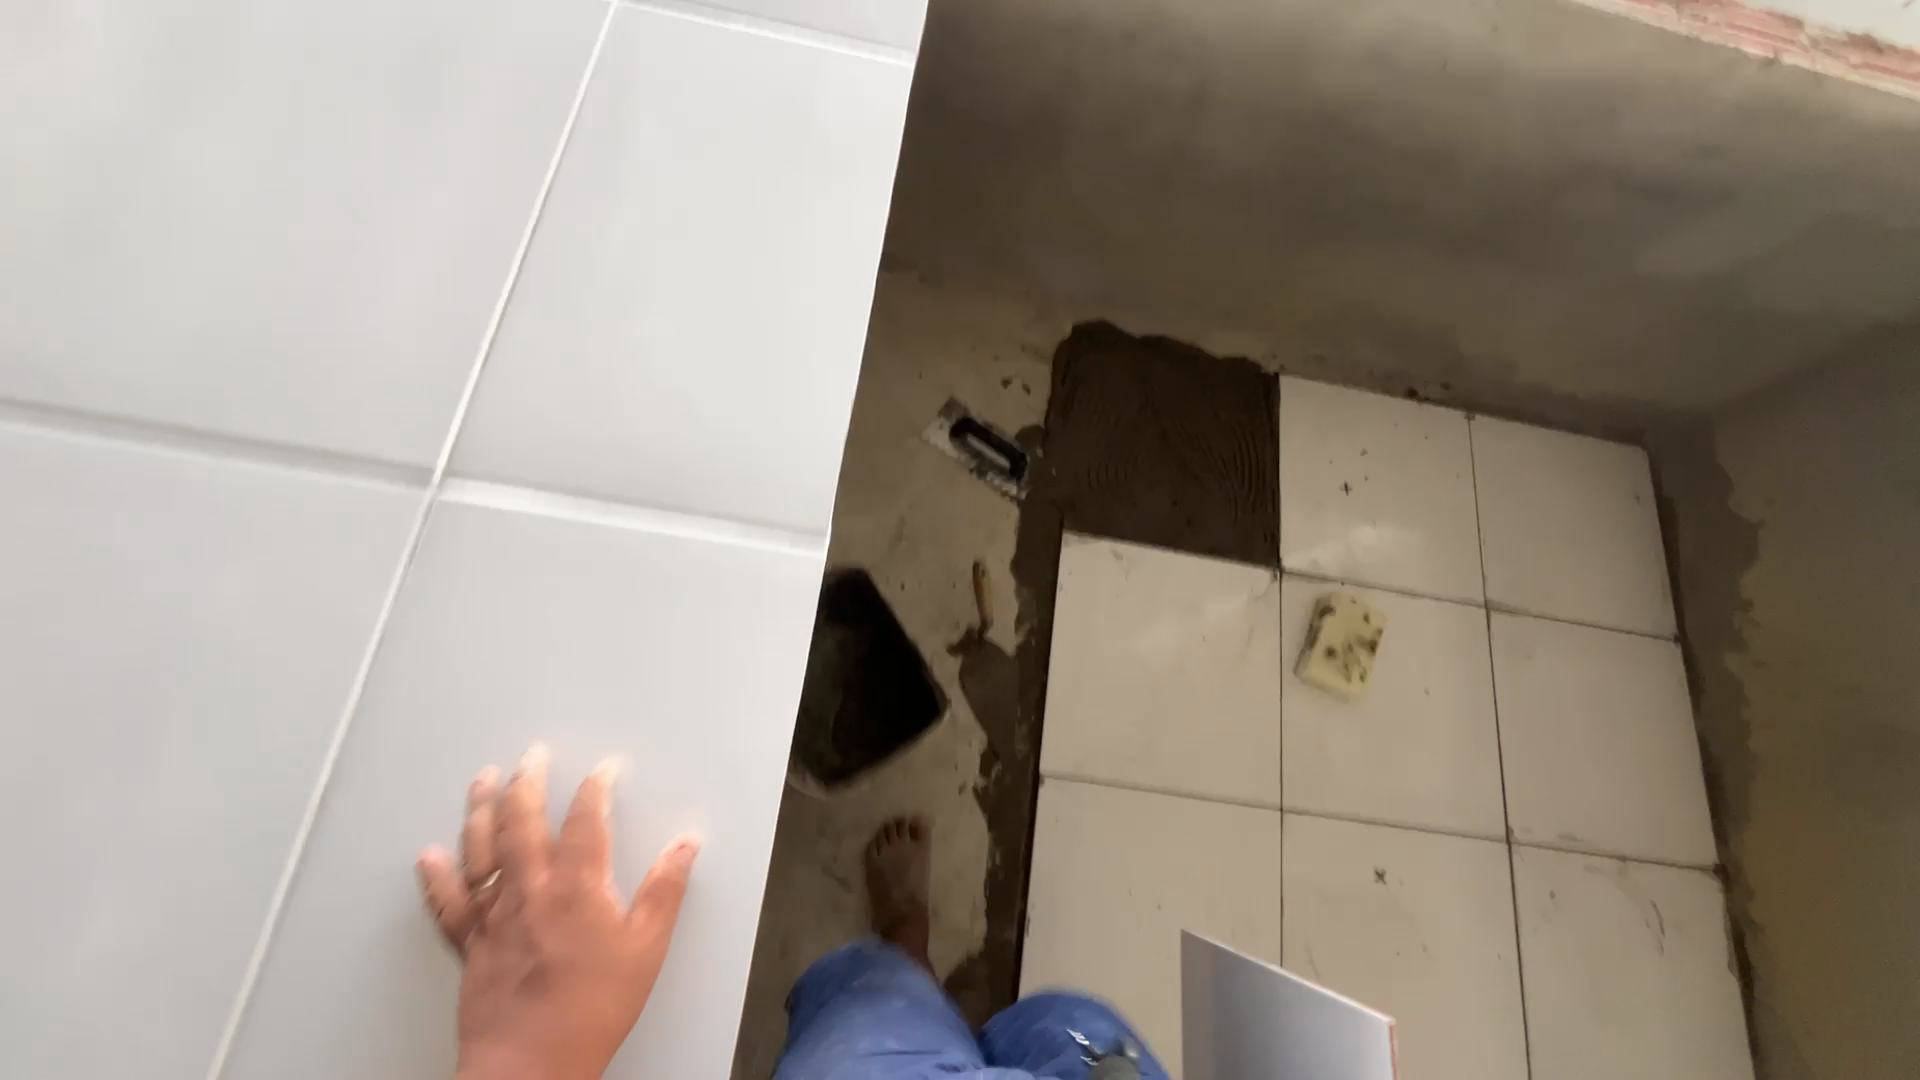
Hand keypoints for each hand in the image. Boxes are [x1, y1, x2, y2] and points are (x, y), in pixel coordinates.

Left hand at [416, 745, 701, 1079]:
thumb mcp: (647, 947)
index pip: (586, 821)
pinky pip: (447, 905)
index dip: (595, 789)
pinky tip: (428, 855)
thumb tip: (686, 844)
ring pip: (481, 851)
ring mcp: (494, 917)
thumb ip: (666, 890)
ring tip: (483, 779)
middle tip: (532, 754)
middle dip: (527, 782)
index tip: (603, 770)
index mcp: (577, 887)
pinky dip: (436, 878)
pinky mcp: (470, 946)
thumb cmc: (594, 1007)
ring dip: (481, 811)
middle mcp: (531, 891)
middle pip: (523, 823)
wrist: (530, 1070)